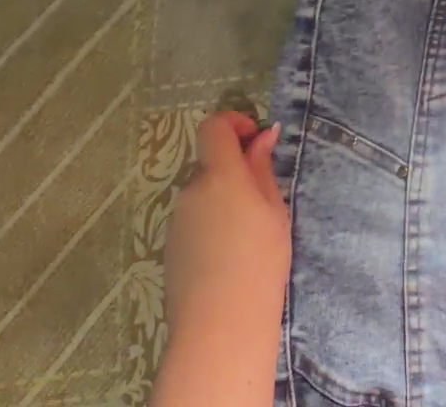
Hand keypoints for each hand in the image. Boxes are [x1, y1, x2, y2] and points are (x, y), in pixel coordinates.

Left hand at [162, 111, 290, 353]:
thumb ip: (263, 169)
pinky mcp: (171, 246)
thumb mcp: (274, 210)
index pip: (214, 127)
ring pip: (204, 193)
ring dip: (226, 197)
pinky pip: (195, 219)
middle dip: (236, 168)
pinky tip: (232, 252)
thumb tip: (262, 136)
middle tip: (266, 195)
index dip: (235, 122)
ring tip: (252, 231)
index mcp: (219, 175)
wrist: (220, 323)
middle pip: (211, 162)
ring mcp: (176, 220)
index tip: (257, 138)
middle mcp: (190, 191)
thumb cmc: (260, 260)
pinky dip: (214, 221)